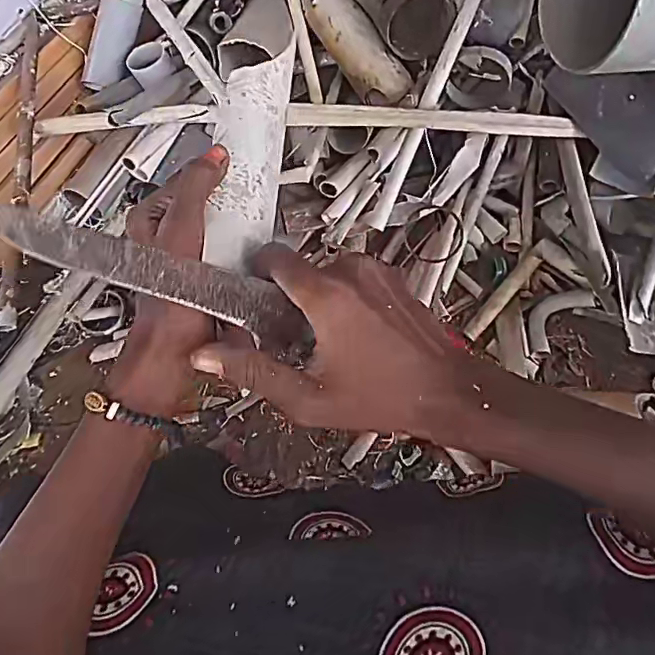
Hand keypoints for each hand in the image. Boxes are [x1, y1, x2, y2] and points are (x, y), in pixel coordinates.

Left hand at [103, 145, 228, 414]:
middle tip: (245, 197)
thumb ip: (193, 191)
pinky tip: (250, 255)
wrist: (176, 352)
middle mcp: (166, 239)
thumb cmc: (166, 301)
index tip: (232, 161)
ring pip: (221, 229)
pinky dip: (243, 252)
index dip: (209, 169)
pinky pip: (232, 254)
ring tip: (250, 226)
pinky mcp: (209, 278)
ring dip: (239, 228)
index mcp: (149, 221)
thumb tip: (211, 160)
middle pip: (206, 204)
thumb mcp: (179, 231)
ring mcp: (190, 259)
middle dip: (228, 202)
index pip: (184, 180)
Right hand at [189, 245, 510, 441]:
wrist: (447, 392)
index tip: (251, 295)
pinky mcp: (390, 276)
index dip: (255, 273)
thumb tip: (207, 356)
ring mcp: (375, 270)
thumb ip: (253, 372)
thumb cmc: (383, 397)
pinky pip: (349, 275)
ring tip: (323, 338)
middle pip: (298, 268)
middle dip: (287, 296)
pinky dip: (341, 294)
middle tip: (290, 335)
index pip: (273, 256)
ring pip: (323, 271)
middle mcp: (351, 271)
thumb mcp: (308, 398)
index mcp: (327, 295)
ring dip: (315, 296)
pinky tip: (350, 332)